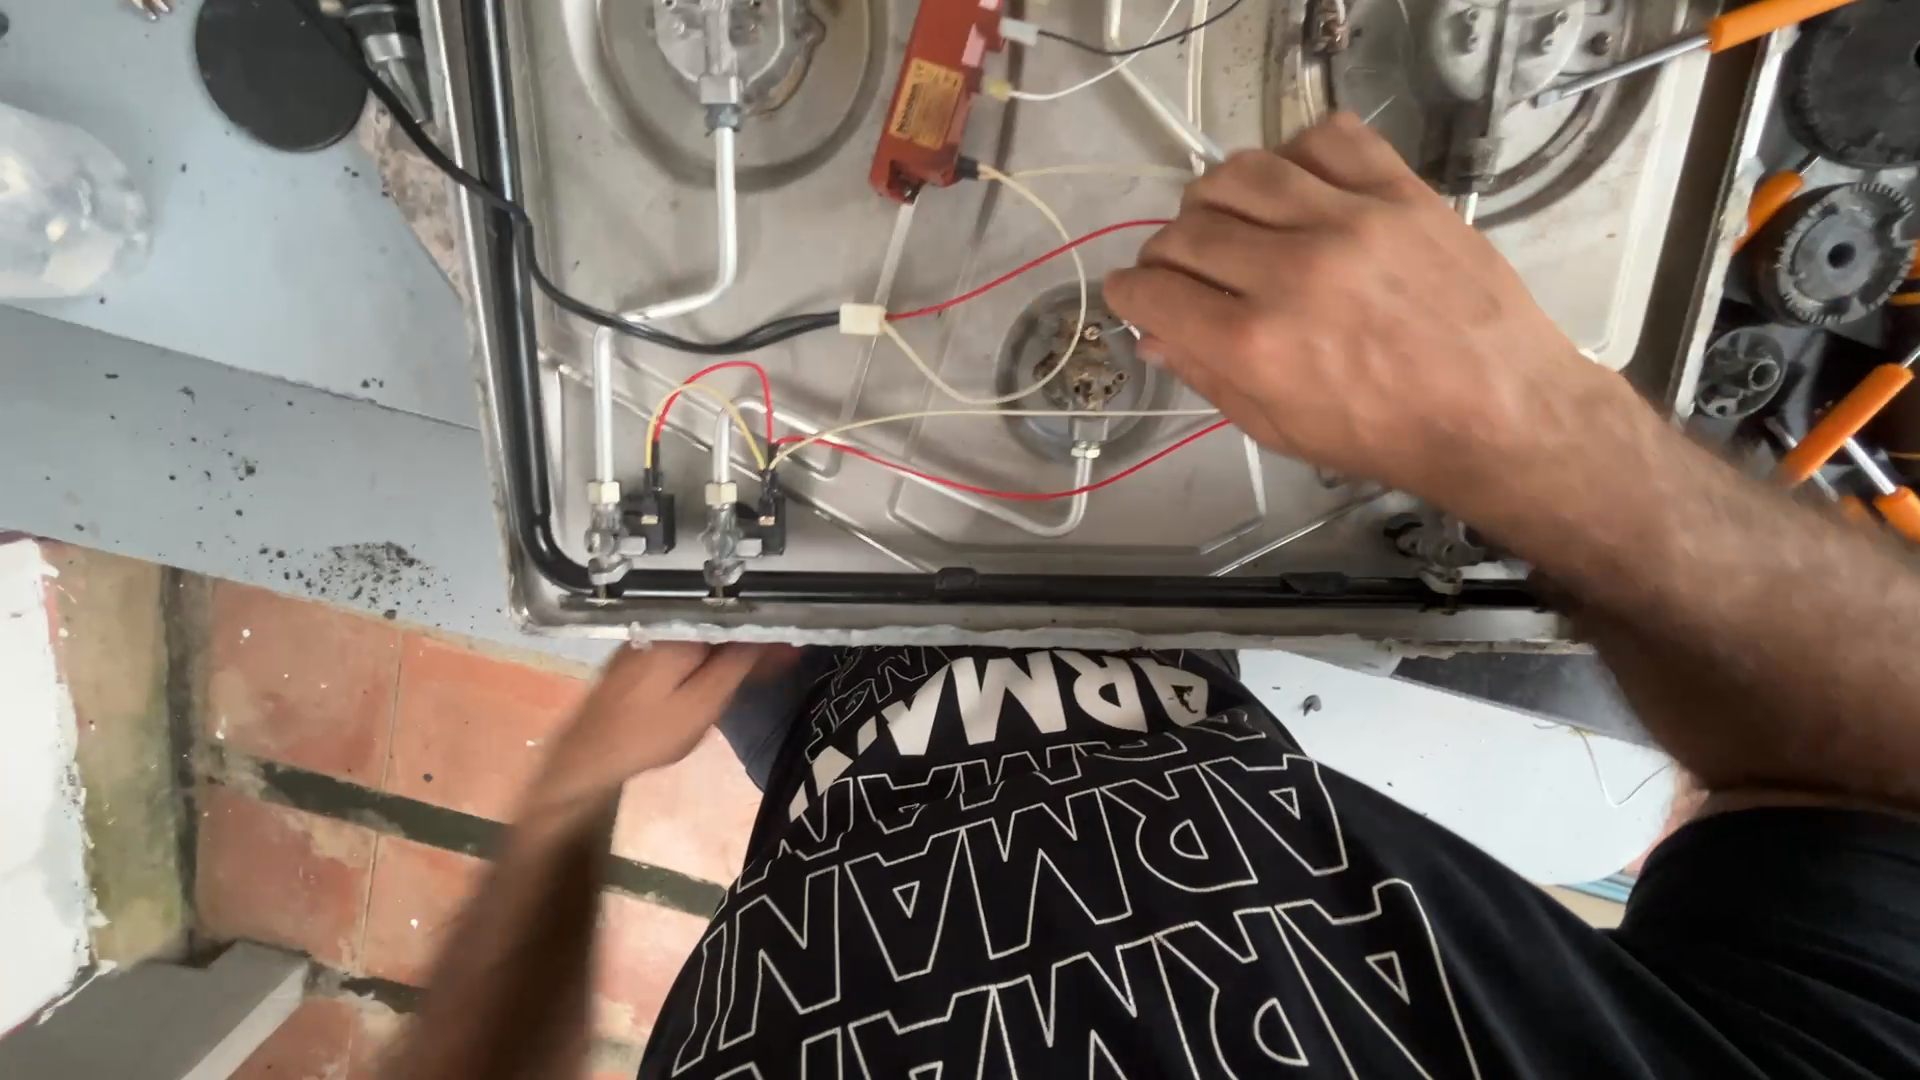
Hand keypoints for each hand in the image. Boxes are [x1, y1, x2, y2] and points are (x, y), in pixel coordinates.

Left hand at [520, 642, 786, 823]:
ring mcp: (648, 638)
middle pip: (721, 622)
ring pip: (706, 634)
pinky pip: (689, 644)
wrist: (581, 761)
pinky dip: (713, 654)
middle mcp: (663, 624)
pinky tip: (731, 667)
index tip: (795, 639)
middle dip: (756, 636)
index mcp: (681, 632)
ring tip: (770, 662)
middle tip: (788, 656)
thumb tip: (772, 633)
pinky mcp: (641, 654)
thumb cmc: (646, 736)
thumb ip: (736, 665)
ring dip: (737, 645)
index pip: (737, 616)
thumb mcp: (702, 704)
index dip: (769, 626)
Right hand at [1104, 113, 1634, 518]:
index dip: (1125, 293)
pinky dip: (1290, 156)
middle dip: (1161, 254)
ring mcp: (1348, 221)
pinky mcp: (1400, 192)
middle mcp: (1290, 272)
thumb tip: (1153, 336)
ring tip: (1223, 224)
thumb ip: (1205, 374)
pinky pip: (1324, 138)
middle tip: (1176, 272)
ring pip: (1240, 173)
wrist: (1495, 411)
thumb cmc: (1375, 434)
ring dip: (1210, 199)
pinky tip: (1292, 190)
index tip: (1130, 295)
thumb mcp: (1273, 426)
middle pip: (1184, 231)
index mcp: (1251, 343)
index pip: (1151, 291)